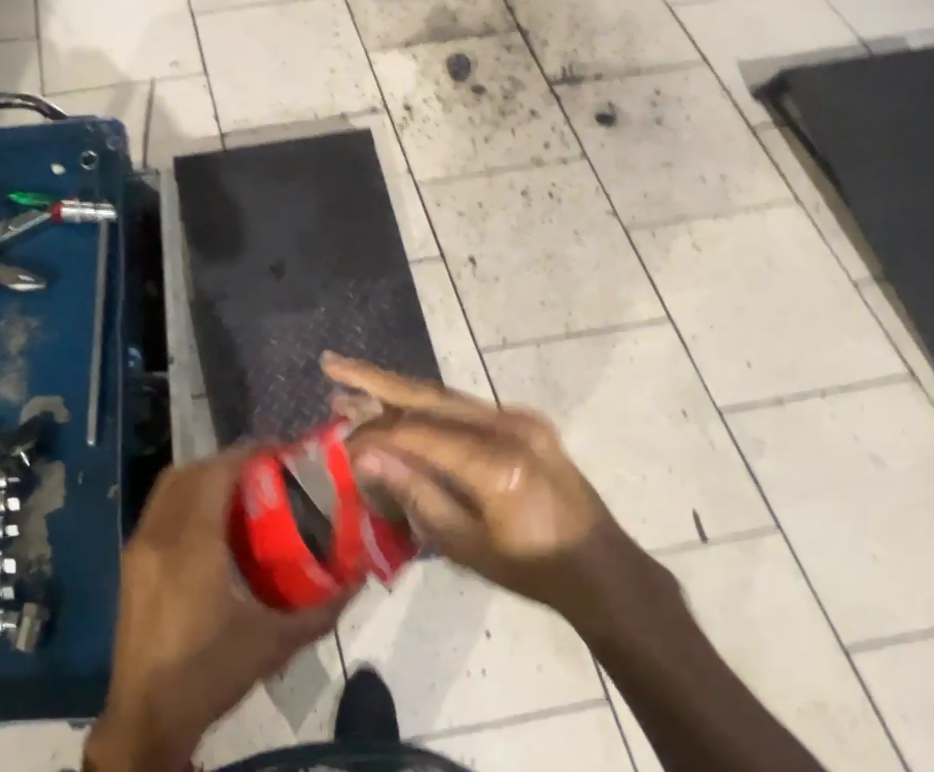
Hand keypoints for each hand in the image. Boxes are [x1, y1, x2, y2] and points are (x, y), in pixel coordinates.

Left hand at [86, 447, 349, 771]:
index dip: (249, 453)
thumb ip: (320, 609)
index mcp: (192, 543)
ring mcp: (138, 547)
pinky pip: (159, 511)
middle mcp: (159, 534)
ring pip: (169, 488)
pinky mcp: (130, 563)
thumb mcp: (273, 644)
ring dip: (202, 478)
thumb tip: (358, 577)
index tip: (281, 451)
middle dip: (227, 462)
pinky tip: (212, 526)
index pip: (217, 472)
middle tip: (265, 472)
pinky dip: (185, 500)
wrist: (146, 715)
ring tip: (241, 492)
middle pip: (190, 472)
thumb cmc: (210, 674)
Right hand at [324, 351, 656, 628]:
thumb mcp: (466, 544)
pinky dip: (426, 405)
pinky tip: (399, 405)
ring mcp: (519, 420)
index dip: (373, 434)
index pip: (417, 433)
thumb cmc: (531, 569)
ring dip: (397, 390)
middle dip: (375, 380)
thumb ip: (414, 493)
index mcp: (495, 464)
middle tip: (331, 365)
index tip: (340, 443)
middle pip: (428, 396)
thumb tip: (364, 457)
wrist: (602, 568)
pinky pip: (464, 408)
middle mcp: (508, 428)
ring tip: (351, 381)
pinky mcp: (524, 423)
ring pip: (444, 396)